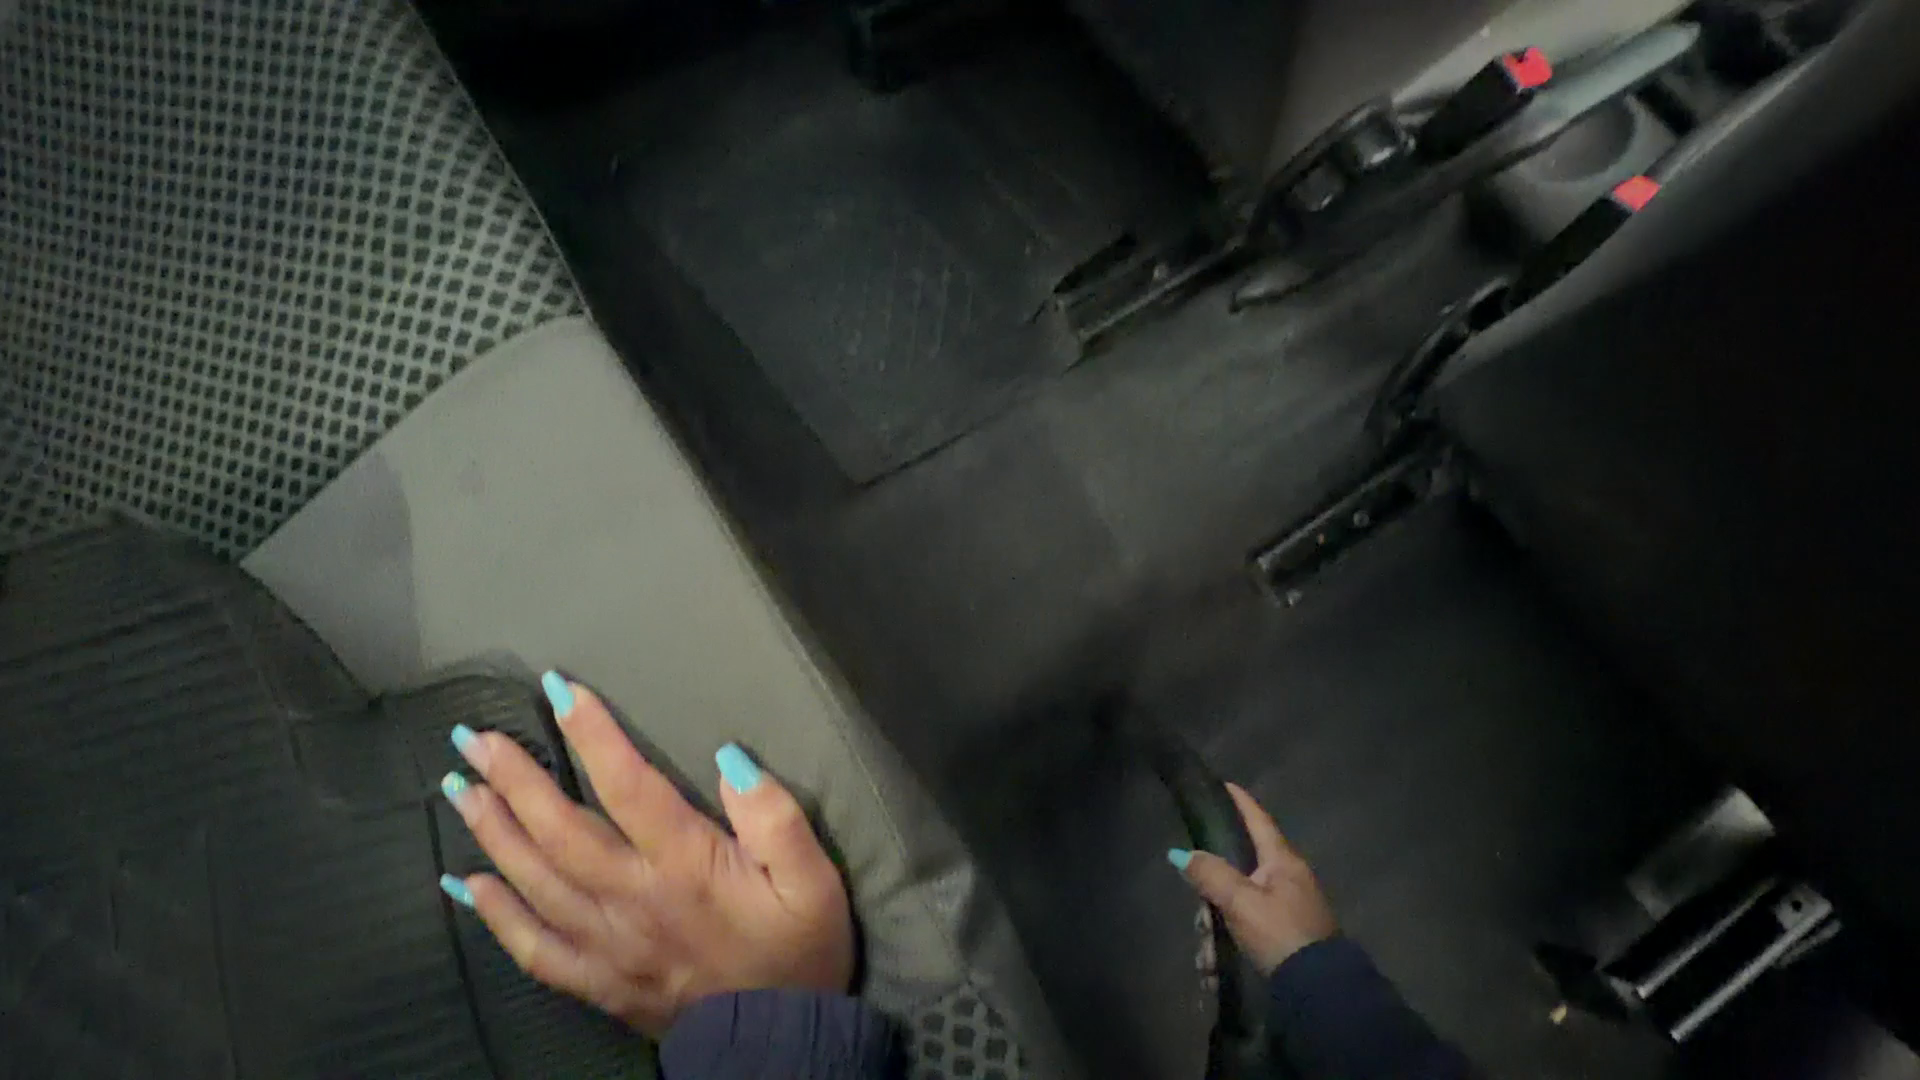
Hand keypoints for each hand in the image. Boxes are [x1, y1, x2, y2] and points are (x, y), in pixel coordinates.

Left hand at [437, 673, 854, 1036]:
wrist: (778, 1044)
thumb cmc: (800, 946)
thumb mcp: (812, 877)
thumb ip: (774, 816)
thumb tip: (729, 759)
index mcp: (685, 867)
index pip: (628, 786)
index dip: (592, 734)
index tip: (559, 689)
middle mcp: (633, 900)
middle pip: (560, 831)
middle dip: (515, 778)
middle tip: (474, 737)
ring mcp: (607, 945)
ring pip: (535, 881)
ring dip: (492, 831)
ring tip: (459, 787)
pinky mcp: (597, 982)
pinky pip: (532, 947)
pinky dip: (494, 915)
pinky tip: (465, 884)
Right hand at [1170, 783, 1336, 974]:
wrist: (1321, 994)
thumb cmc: (1281, 933)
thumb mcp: (1240, 901)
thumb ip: (1210, 874)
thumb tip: (1180, 853)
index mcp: (1282, 861)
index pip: (1258, 819)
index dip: (1240, 801)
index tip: (1223, 784)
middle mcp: (1288, 879)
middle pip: (1239, 868)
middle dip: (1212, 890)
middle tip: (1199, 913)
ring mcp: (1288, 909)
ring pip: (1237, 904)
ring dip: (1217, 926)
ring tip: (1207, 956)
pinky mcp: (1285, 937)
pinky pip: (1246, 929)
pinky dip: (1228, 945)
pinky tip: (1215, 969)